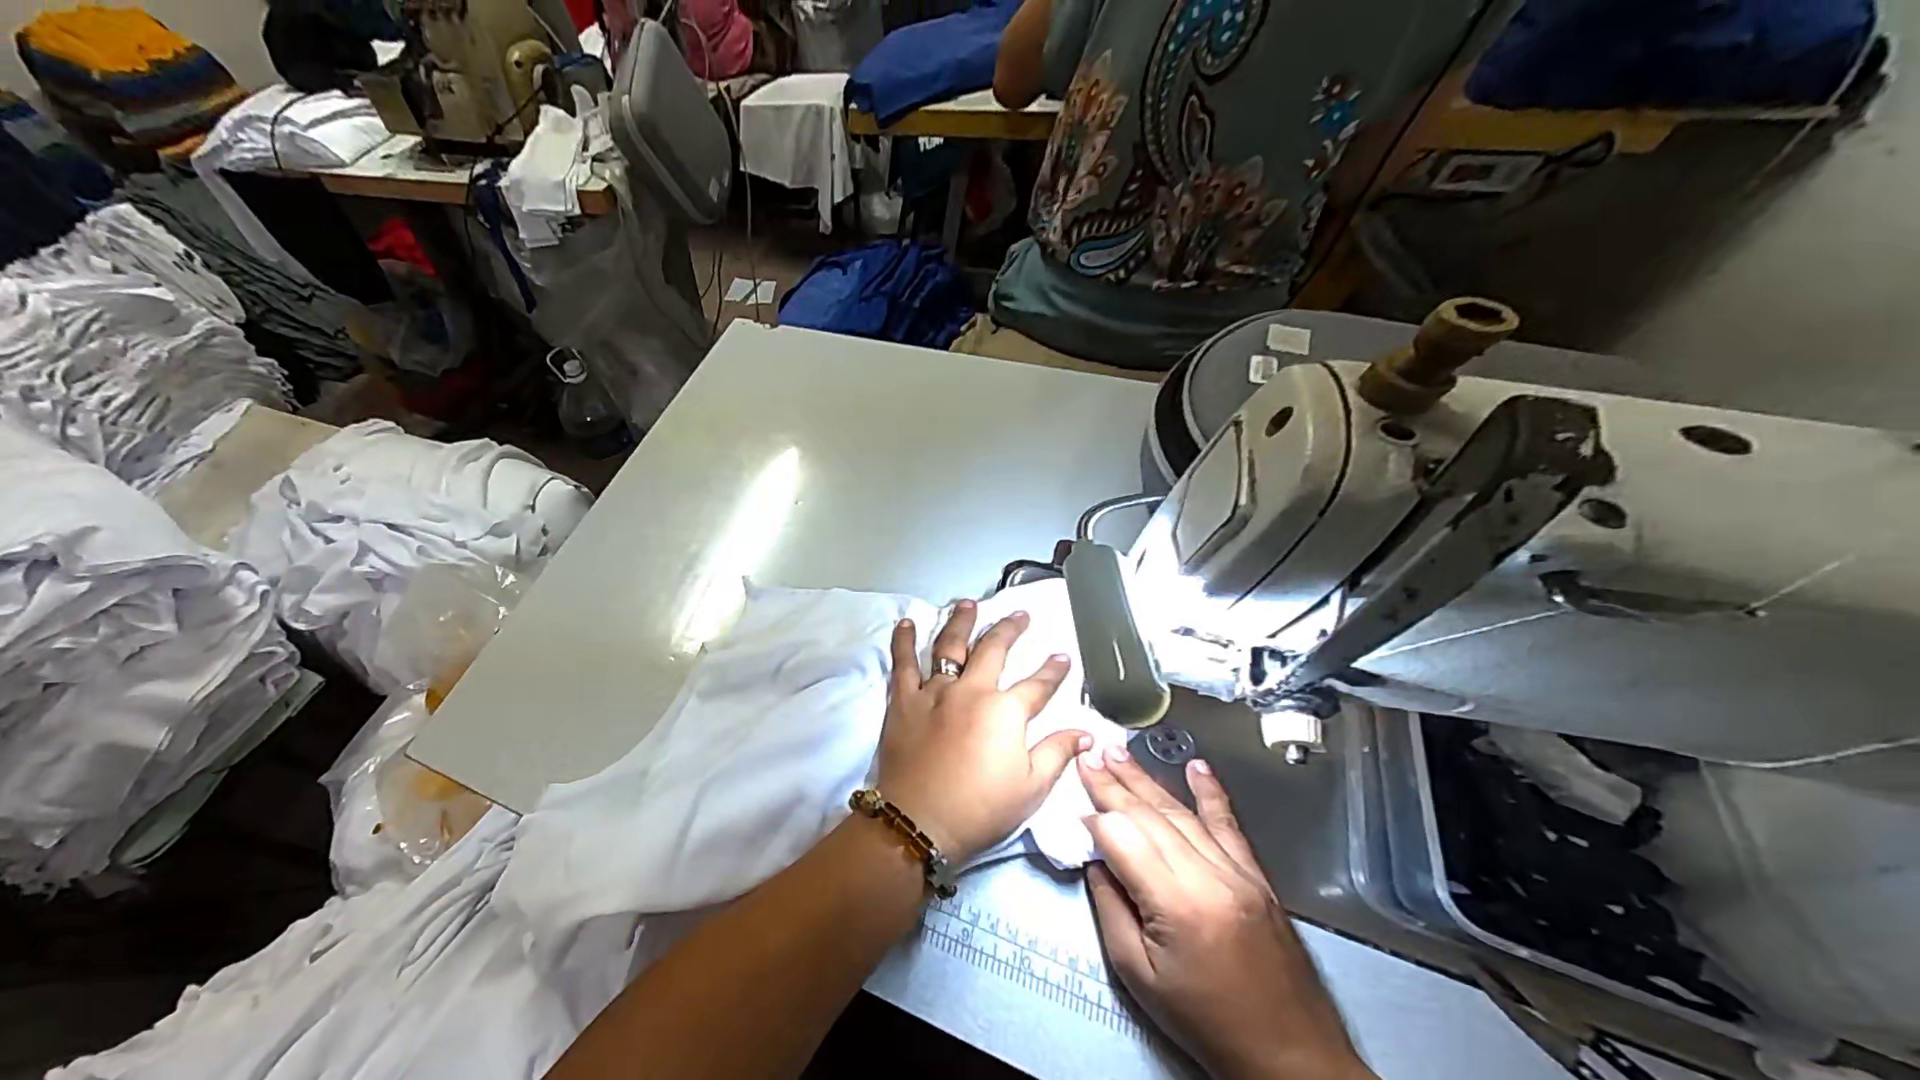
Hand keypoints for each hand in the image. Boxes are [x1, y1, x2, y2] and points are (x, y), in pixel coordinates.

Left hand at [876, 601, 1089, 863]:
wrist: (918, 823)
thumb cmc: (979, 810)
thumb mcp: (1030, 789)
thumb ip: (1057, 753)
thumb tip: (1085, 733)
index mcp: (1005, 711)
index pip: (1037, 685)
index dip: (1053, 670)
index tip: (1062, 657)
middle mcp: (971, 691)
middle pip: (993, 650)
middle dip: (1010, 629)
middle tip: (1020, 615)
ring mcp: (934, 692)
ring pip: (949, 646)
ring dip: (961, 622)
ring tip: (968, 603)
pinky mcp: (903, 701)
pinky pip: (902, 663)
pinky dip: (904, 640)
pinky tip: (906, 623)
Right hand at [1080, 748, 1374, 1079]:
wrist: (1287, 1052)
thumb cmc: (1205, 1021)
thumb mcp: (1139, 975)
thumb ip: (1111, 909)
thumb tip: (1097, 861)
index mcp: (1177, 905)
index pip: (1124, 839)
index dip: (1095, 820)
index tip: (1073, 804)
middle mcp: (1210, 877)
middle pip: (1152, 817)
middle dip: (1115, 785)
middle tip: (1090, 757)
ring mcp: (1238, 872)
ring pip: (1184, 813)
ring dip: (1148, 781)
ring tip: (1120, 754)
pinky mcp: (1256, 876)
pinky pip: (1229, 825)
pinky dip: (1211, 793)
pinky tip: (1197, 767)